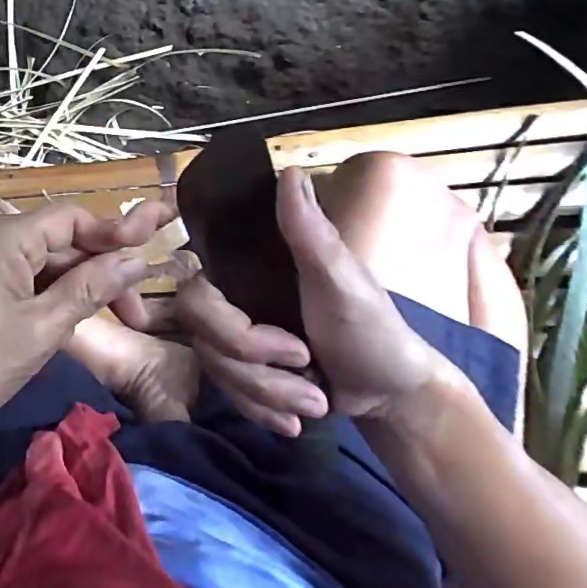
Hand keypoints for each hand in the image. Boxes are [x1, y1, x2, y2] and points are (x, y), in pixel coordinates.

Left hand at [0, 199, 175, 448]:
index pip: (73, 217)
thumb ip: (91, 288)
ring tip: (120, 318)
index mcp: (5, 236)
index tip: (151, 251)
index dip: (115, 232)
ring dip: (83, 284)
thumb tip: (136, 262)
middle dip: (103, 268)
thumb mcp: (42, 329)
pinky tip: (80, 316)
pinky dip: (57, 292)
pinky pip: (29, 275)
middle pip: (63, 239)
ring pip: (49, 259)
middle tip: (138, 309)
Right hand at [177, 167, 460, 435]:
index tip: (289, 348)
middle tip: (309, 381)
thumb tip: (289, 170)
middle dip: (259, 375)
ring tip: (315, 401)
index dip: (234, 333)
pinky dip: (265, 412)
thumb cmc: (370, 326)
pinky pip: (230, 396)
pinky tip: (296, 418)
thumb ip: (309, 230)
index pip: (199, 298)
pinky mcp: (245, 372)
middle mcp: (235, 297)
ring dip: (271, 397)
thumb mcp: (342, 278)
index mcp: (250, 267)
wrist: (388, 393)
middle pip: (206, 342)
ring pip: (219, 374)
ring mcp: (237, 336)